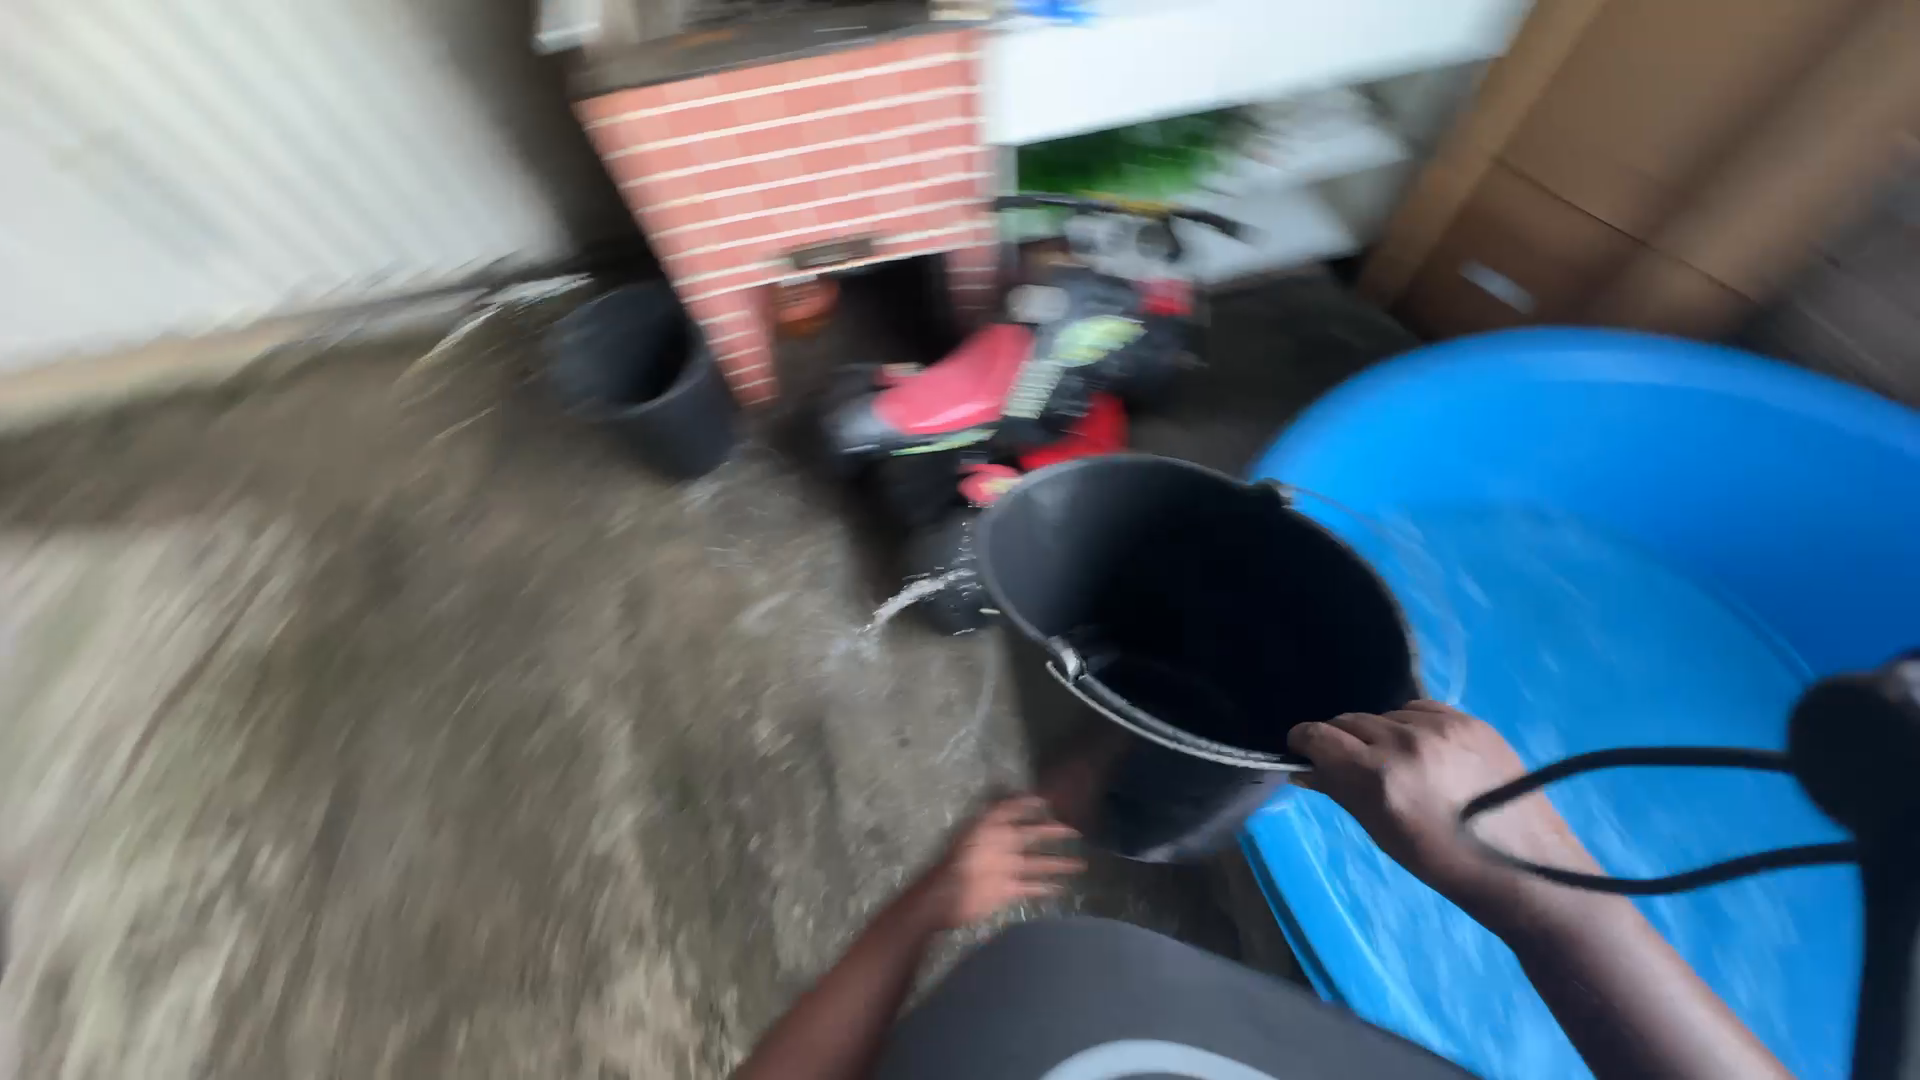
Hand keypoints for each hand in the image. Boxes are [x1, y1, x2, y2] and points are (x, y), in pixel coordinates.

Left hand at [910, 795, 1084, 929]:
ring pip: (1038, 864)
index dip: (1031, 804)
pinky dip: (1045, 888)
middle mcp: (1005, 846)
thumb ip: (1002, 810)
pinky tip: (1061, 888)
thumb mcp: (980, 827)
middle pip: (1034, 836)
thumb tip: (1025, 795)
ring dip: (1058, 863)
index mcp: (997, 829)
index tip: (1051, 800)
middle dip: (1053, 832)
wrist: (947, 894)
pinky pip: (1030, 887)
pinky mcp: (1008, 890)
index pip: (1018, 811)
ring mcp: (1008, 869)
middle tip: (1075, 830)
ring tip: (1081, 864)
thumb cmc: (961, 858)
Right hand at [1287, 701, 1596, 914]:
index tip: (1303, 751)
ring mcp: (1442, 728)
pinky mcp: (1471, 721)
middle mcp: (1405, 742)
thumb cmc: (1444, 864)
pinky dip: (1410, 724)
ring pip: (1382, 714)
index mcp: (1378, 776)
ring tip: (1396, 761)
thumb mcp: (1380, 832)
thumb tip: (1303, 769)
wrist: (1528, 873)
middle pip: (1347, 721)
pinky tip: (1423, 749)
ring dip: (1377, 733)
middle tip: (1351, 764)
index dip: (1303, 741)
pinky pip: (1419, 708)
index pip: (1318, 735)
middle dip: (1341, 741)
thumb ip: (1338, 790)